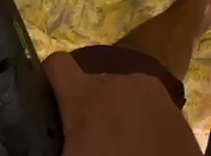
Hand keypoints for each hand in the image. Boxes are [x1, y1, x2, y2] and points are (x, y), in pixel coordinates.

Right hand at [43, 53, 202, 155]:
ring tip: (111, 144)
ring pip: (116, 93)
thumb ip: (57, 141)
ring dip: (110, 112)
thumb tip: (55, 136)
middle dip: (81, 108)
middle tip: (81, 139)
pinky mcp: (168, 100)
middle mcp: (116, 82)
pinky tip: (135, 144)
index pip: (56, 64)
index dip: (45, 81)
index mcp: (86, 98)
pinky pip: (141, 102)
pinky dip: (134, 117)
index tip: (41, 103)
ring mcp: (146, 88)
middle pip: (87, 85)